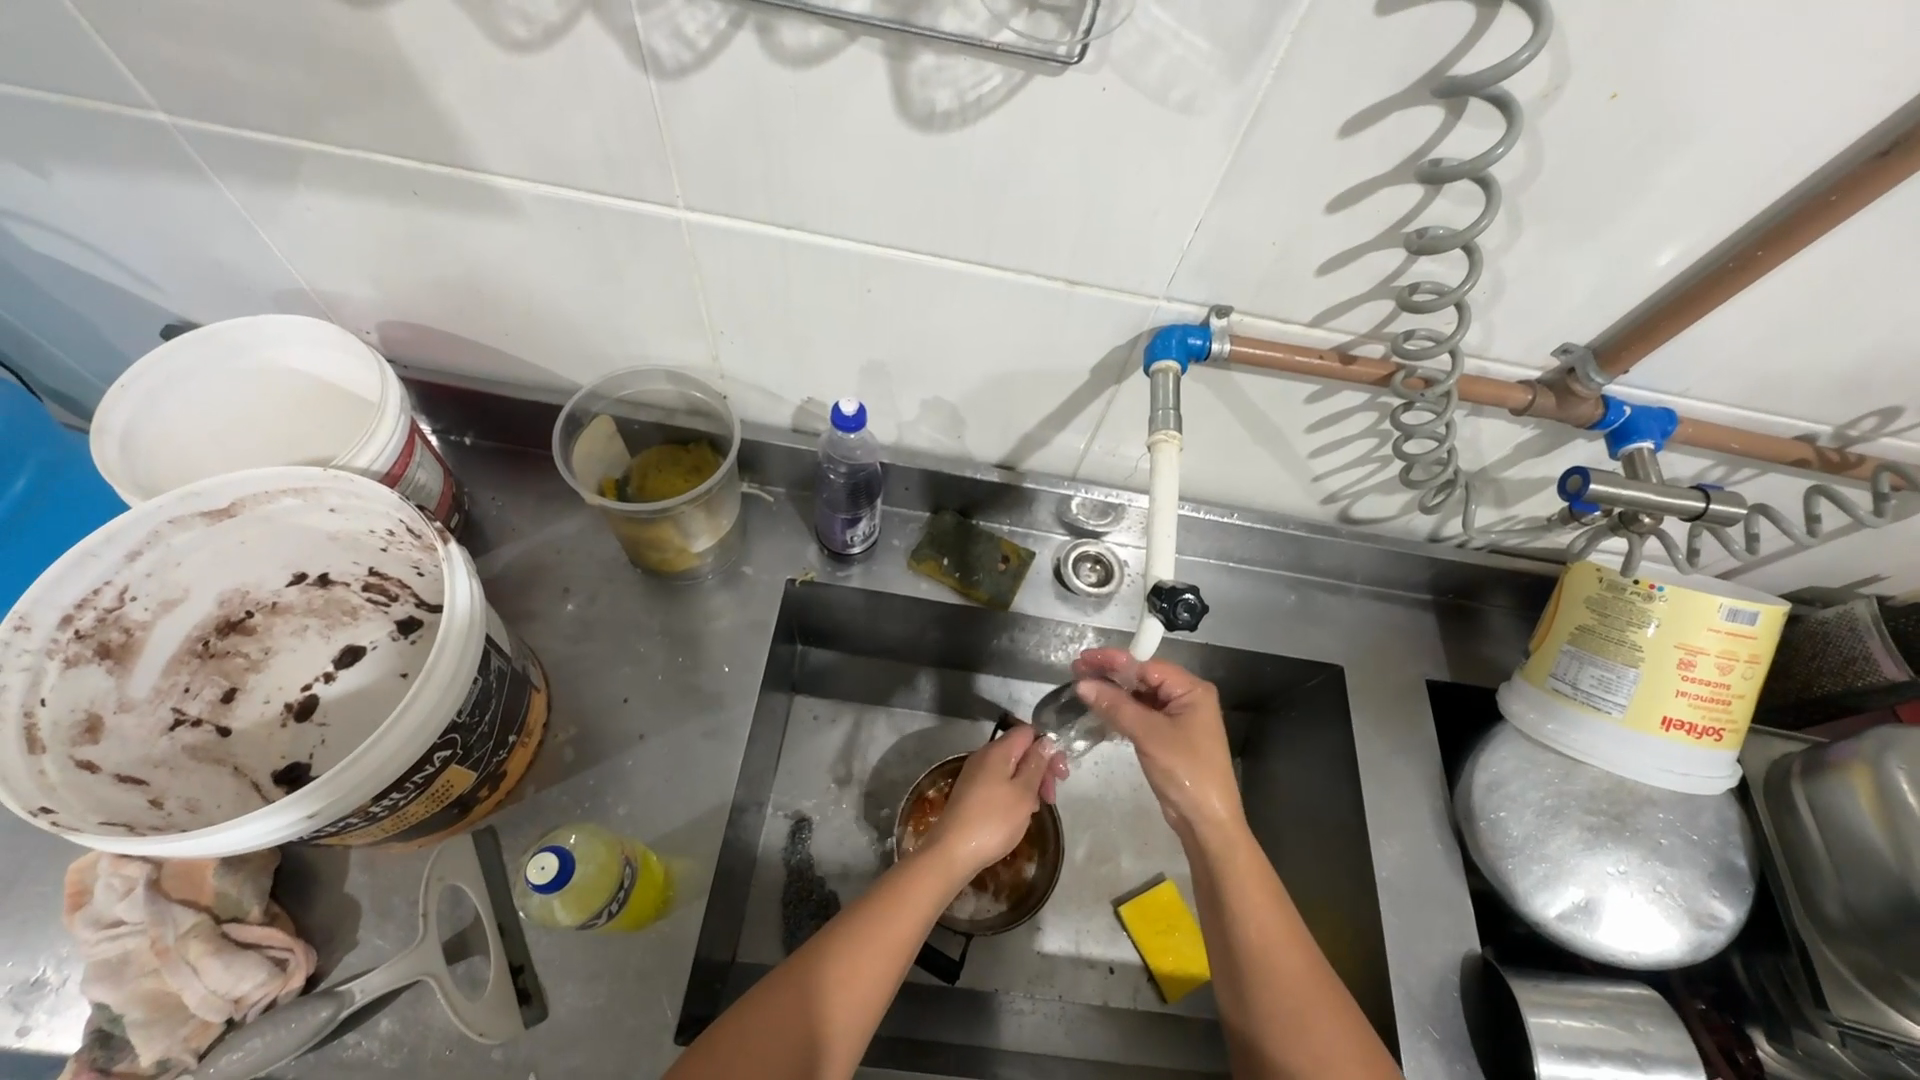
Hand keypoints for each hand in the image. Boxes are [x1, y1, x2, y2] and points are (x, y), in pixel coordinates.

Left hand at [919, 724, 1055, 877]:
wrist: (952, 851)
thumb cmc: (994, 820)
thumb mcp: (1023, 792)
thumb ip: (1036, 764)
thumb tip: (1046, 741)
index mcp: (997, 751)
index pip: (1028, 732)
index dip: (1048, 747)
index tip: (1060, 774)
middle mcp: (984, 756)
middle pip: (1020, 750)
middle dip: (1041, 768)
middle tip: (1052, 797)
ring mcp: (975, 774)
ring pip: (1011, 768)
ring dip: (1030, 783)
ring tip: (1037, 808)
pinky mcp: (971, 792)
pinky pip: (999, 783)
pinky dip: (1015, 793)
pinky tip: (1020, 813)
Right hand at [1073, 648, 1244, 839]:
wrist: (1206, 820)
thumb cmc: (1185, 771)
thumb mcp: (1149, 735)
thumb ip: (1116, 706)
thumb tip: (1083, 684)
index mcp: (1191, 690)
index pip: (1147, 665)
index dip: (1114, 661)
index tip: (1083, 659)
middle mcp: (1187, 698)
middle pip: (1144, 678)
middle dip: (1111, 674)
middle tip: (1077, 670)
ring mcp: (1178, 718)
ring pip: (1141, 697)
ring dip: (1114, 693)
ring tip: (1082, 686)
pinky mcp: (1168, 736)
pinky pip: (1142, 715)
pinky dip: (1121, 711)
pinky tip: (1099, 709)